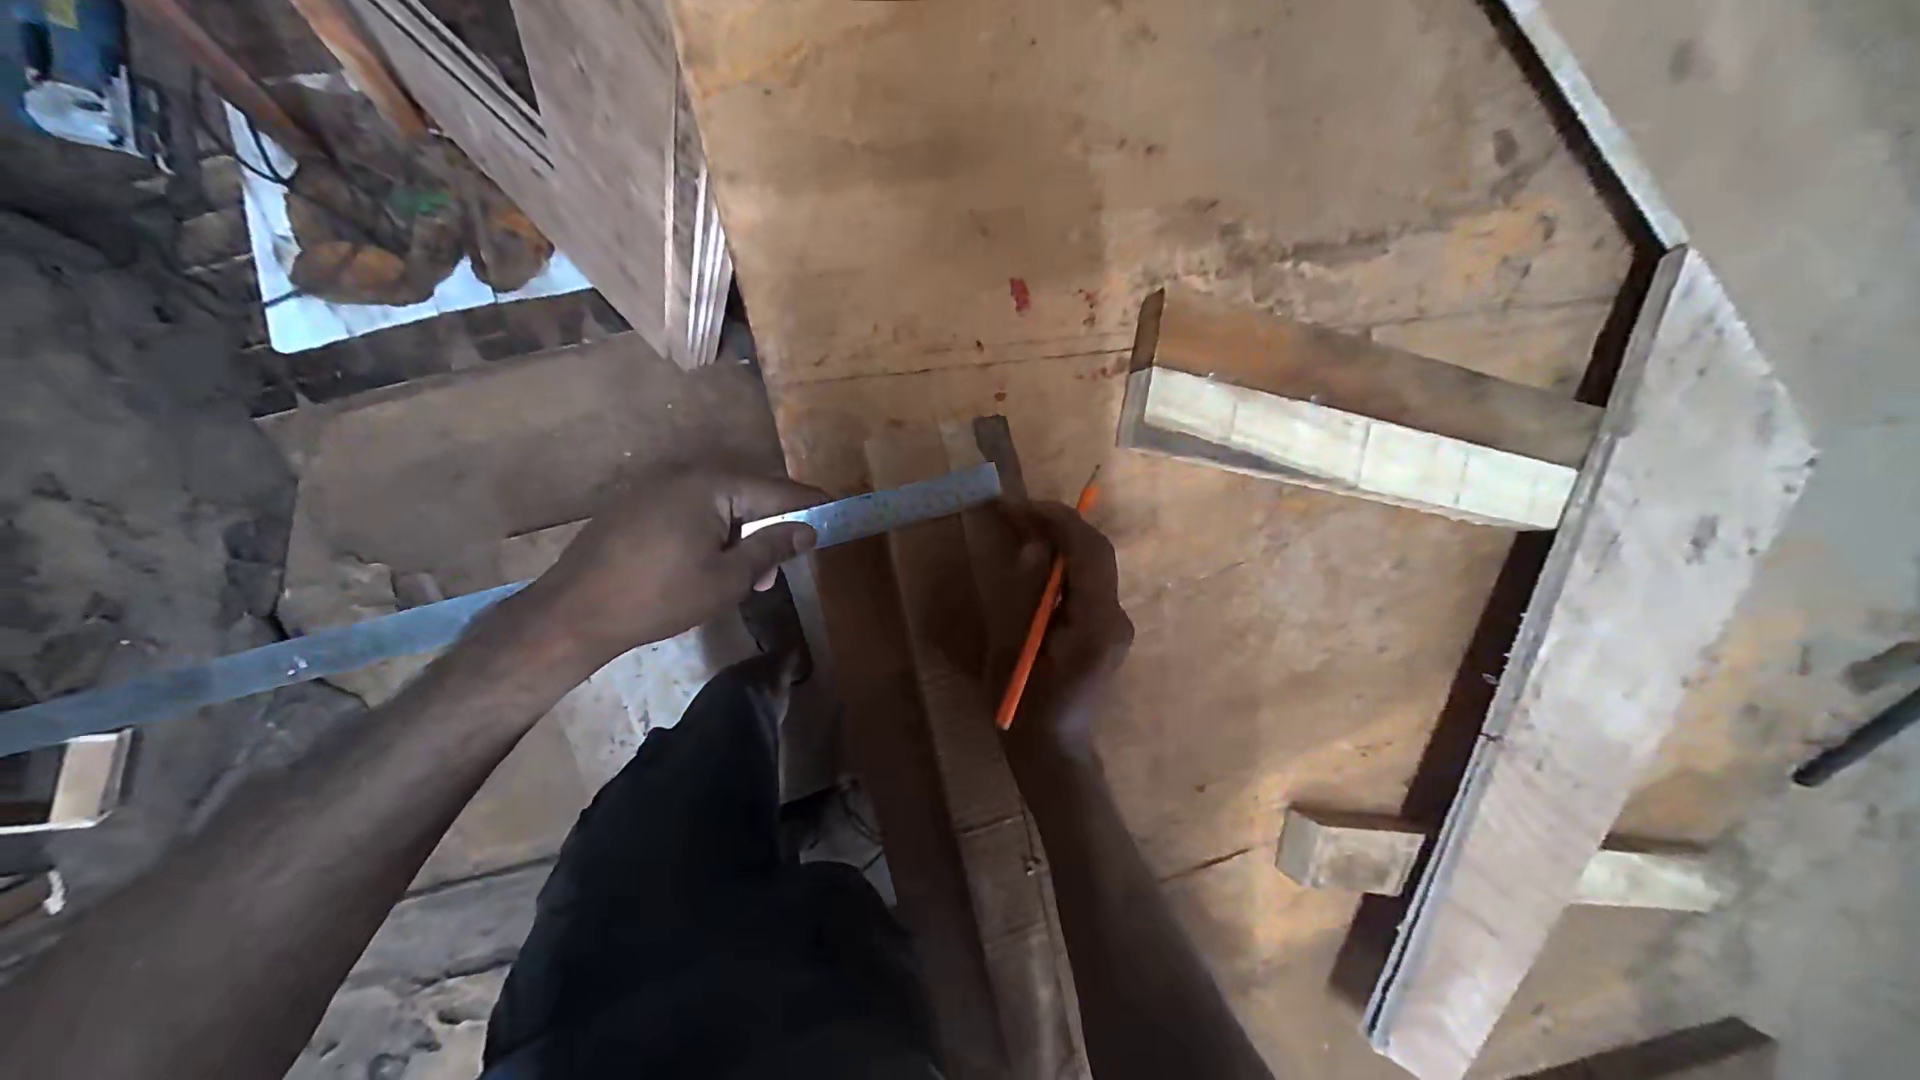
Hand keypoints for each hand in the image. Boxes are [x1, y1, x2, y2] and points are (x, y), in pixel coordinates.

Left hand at [524, 467, 823, 665]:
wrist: (572, 613)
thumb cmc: (659, 596)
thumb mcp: (727, 578)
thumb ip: (771, 548)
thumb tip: (807, 529)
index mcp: (711, 485)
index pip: (776, 489)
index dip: (809, 503)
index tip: (836, 513)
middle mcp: (683, 475)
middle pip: (746, 494)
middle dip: (769, 529)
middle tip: (776, 570)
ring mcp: (655, 488)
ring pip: (717, 505)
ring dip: (740, 536)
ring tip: (742, 578)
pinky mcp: (636, 507)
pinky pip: (689, 511)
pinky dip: (710, 534)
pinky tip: (707, 566)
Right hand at [991, 502, 1133, 761]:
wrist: (1054, 753)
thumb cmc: (1025, 710)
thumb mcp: (1012, 653)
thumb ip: (1023, 597)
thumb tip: (1034, 546)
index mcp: (1097, 624)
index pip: (1089, 552)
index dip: (1057, 520)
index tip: (1019, 506)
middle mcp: (1115, 617)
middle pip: (1095, 552)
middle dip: (1056, 524)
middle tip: (1013, 513)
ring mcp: (1113, 623)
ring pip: (1092, 564)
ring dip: (1058, 540)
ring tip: (1018, 527)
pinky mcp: (1103, 629)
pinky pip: (1085, 582)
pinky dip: (1060, 563)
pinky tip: (1033, 560)